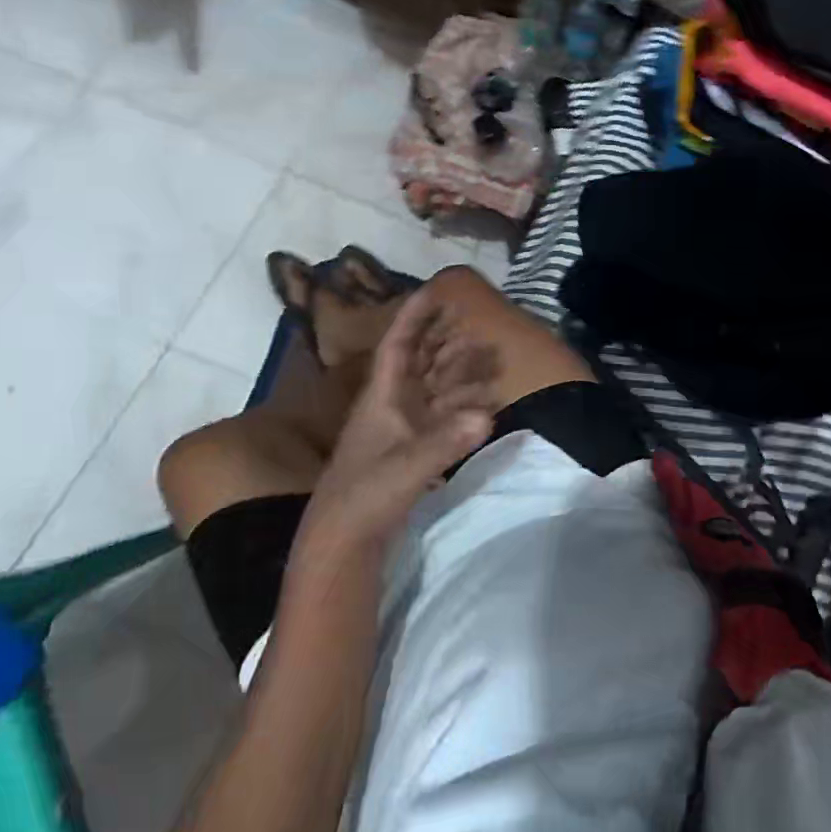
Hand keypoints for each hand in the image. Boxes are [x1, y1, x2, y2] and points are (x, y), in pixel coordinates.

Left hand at [299, 287, 499, 556]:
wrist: (343, 539)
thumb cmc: (365, 495)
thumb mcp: (405, 467)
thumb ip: (445, 442)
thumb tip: (487, 415)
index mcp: (382, 399)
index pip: (398, 346)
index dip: (412, 317)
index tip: (433, 292)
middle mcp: (392, 407)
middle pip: (420, 364)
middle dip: (443, 342)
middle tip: (472, 324)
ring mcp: (400, 431)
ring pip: (433, 390)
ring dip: (457, 374)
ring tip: (487, 360)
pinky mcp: (410, 452)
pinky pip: (440, 417)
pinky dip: (460, 408)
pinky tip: (481, 405)